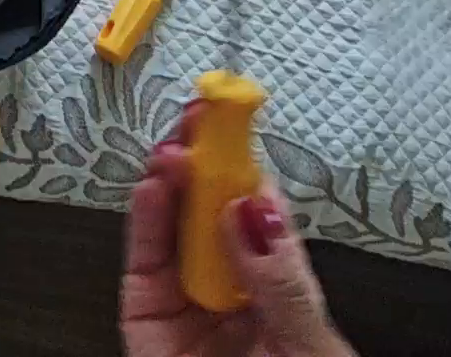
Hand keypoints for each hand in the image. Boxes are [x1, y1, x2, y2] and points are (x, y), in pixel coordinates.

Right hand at [122, 104, 353, 356]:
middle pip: (211, 209)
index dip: (247, 163)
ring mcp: (185, 297)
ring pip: (173, 222)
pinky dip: (143, 216)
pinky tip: (152, 184)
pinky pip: (142, 258)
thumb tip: (256, 211)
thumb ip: (281, 286)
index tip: (238, 120)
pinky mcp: (143, 313)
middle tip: (203, 117)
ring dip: (172, 177)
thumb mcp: (308, 353)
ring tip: (178, 146)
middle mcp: (230, 287)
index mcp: (280, 292)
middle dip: (204, 159)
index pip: (260, 214)